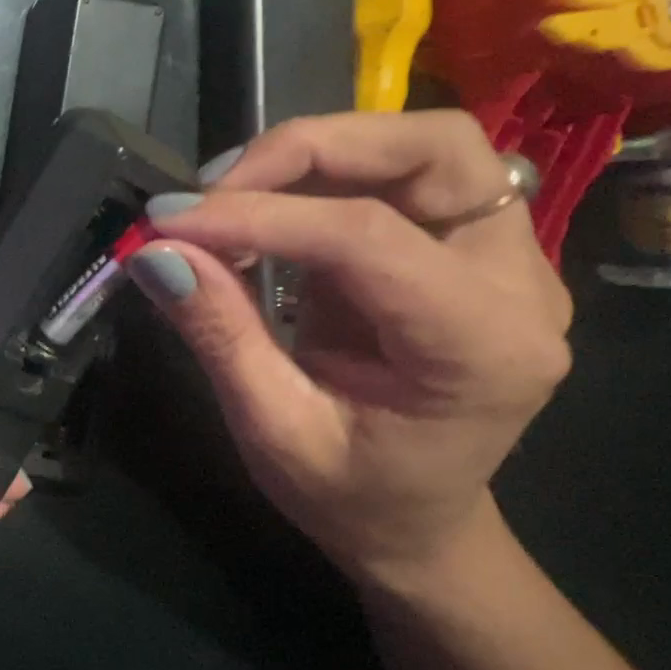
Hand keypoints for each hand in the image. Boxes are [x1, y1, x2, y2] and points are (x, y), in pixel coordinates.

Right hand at [125, 111, 572, 581]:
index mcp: (479, 347)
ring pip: (420, 146)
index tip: (165, 221)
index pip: (366, 236)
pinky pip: (395, 176)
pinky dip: (316, 175)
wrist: (417, 523)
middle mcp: (516, 284)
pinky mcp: (462, 248)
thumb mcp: (272, 429)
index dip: (256, 217)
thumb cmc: (350, 495)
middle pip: (433, 150)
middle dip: (309, 148)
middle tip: (212, 187)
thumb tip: (154, 254)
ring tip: (227, 193)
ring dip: (314, 152)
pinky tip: (258, 208)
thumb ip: (220, 334)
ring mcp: (501, 258)